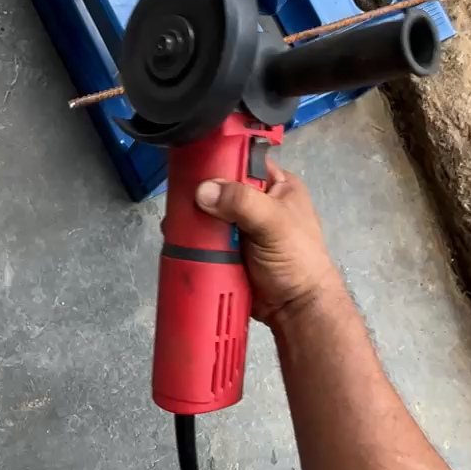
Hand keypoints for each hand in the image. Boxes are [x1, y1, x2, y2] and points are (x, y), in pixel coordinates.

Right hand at [193, 162, 346, 327]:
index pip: (243, 160)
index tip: (191, 162)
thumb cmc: (297, 260)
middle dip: (199, 191)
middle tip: (177, 196)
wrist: (295, 310)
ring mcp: (240, 227)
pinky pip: (205, 236)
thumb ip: (242, 203)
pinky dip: (192, 236)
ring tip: (173, 219)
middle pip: (220, 186)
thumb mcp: (275, 224)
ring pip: (209, 212)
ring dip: (192, 216)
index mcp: (277, 185)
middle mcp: (257, 201)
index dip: (220, 159)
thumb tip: (203, 191)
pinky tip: (177, 235)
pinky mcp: (227, 248)